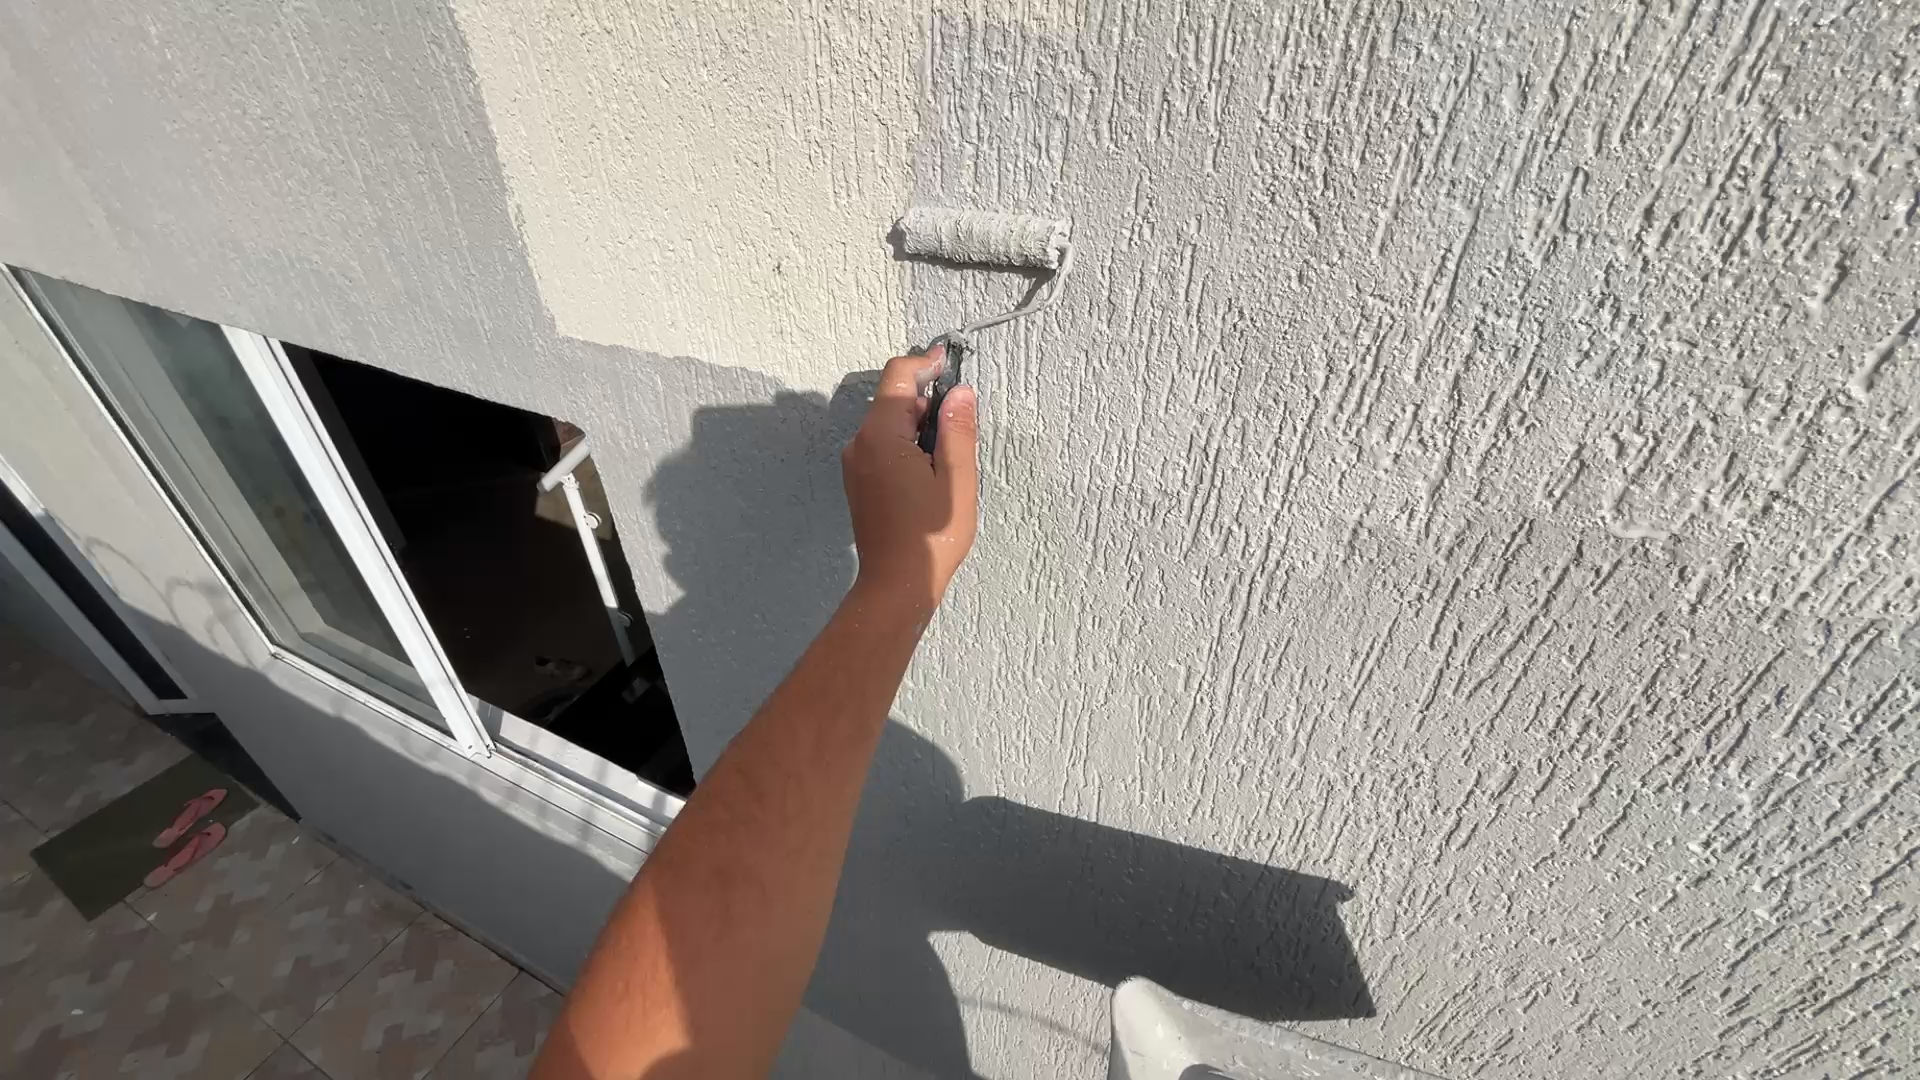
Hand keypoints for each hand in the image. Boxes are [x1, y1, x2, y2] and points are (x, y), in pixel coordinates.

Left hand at [841, 345, 978, 611]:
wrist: (897, 584)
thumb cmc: (931, 537)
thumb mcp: (957, 480)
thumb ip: (957, 430)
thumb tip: (959, 392)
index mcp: (881, 436)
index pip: (898, 377)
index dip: (925, 362)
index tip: (950, 358)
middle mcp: (859, 444)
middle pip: (893, 400)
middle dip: (928, 402)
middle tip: (960, 427)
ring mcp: (855, 464)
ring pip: (888, 425)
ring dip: (918, 427)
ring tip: (947, 461)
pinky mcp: (858, 482)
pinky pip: (882, 447)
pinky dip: (906, 445)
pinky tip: (929, 475)